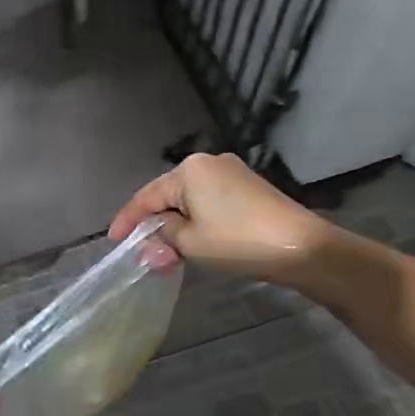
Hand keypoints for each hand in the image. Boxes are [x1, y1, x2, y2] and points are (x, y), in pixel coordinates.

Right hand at [109, 153, 333, 283]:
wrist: (300, 246)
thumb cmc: (237, 241)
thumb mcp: (191, 242)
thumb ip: (164, 236)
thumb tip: (154, 241)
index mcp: (189, 169)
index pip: (147, 196)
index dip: (128, 219)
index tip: (114, 240)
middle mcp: (209, 162)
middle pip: (169, 194)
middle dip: (155, 224)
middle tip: (145, 253)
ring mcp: (232, 172)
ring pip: (190, 199)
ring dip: (177, 224)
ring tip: (168, 252)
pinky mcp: (248, 187)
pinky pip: (210, 202)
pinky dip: (197, 220)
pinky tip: (195, 240)